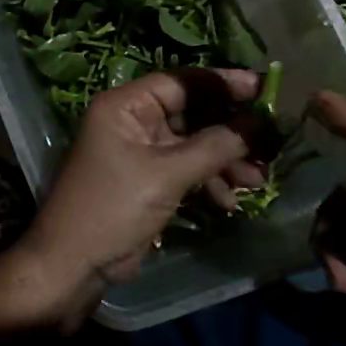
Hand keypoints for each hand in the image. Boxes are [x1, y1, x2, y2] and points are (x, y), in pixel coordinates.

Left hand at [0, 70, 261, 333]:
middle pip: (191, 113)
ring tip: (258, 180)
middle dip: (230, 131)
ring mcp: (138, 153)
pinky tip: (230, 202)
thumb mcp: (167, 174)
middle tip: (271, 142)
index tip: (266, 90)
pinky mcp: (146, 181)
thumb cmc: (113, 208)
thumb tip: (263, 122)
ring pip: (192, 145)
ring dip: (225, 161)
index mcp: (125, 106)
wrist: (74, 264)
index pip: (181, 82)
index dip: (224, 84)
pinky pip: (185, 170)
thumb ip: (217, 145)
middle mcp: (131, 122)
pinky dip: (208, 182)